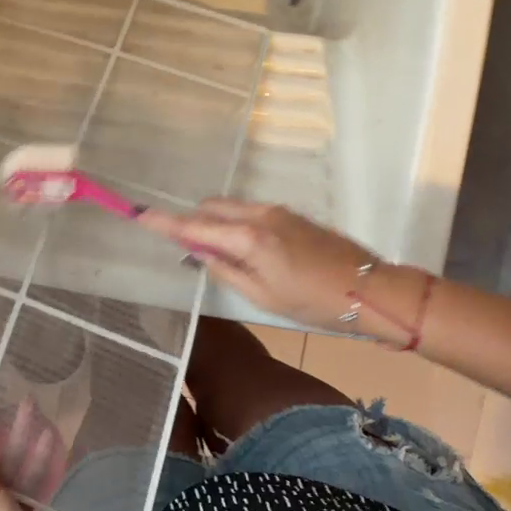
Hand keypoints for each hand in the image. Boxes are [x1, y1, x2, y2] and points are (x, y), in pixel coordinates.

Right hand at [140, 199, 378, 330]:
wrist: (372, 289)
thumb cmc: (314, 302)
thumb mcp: (263, 296)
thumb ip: (225, 271)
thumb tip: (198, 253)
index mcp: (248, 237)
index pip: (195, 226)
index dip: (165, 222)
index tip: (139, 214)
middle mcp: (258, 214)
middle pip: (210, 208)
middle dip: (192, 221)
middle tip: (188, 249)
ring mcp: (277, 210)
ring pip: (230, 208)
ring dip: (215, 222)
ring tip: (220, 254)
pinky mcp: (290, 214)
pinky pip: (249, 211)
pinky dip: (235, 223)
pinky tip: (245, 249)